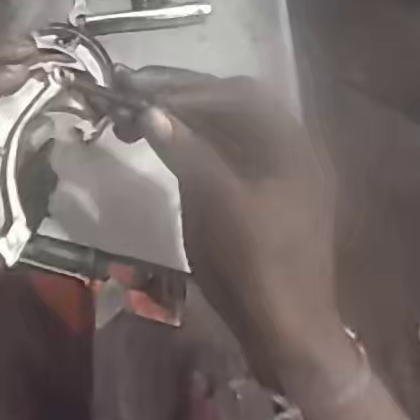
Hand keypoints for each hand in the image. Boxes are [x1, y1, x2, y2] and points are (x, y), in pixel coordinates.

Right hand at [122, 66, 350, 379]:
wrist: (283, 334)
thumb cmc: (260, 265)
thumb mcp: (221, 204)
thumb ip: (186, 152)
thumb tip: (148, 111)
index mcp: (290, 144)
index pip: (237, 95)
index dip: (189, 88)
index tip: (145, 90)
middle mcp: (280, 145)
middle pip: (225, 102)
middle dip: (176, 93)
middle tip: (129, 85)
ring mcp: (262, 164)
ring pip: (214, 122)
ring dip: (174, 112)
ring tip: (131, 110)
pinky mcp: (243, 183)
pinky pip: (211, 146)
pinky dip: (181, 136)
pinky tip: (153, 134)